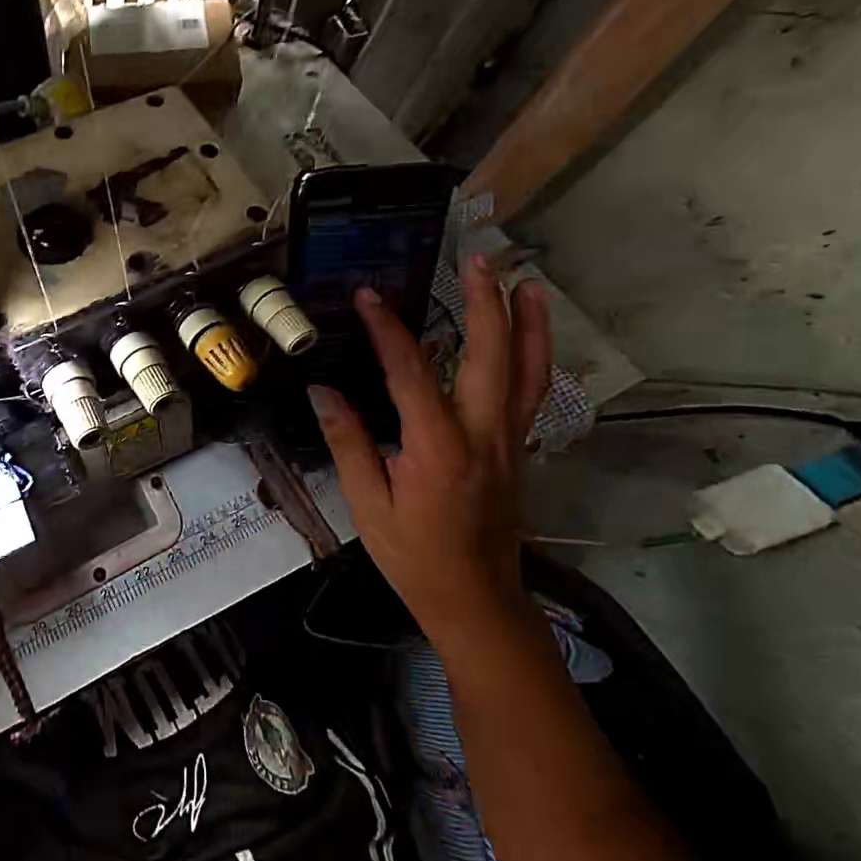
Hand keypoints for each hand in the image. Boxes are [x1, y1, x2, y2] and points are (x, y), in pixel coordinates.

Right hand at [308, 256, 550, 627]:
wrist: (476, 600)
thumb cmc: (415, 556)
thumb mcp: (368, 505)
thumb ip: (349, 443)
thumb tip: (323, 392)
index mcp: (439, 449)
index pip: (412, 373)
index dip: (388, 331)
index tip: (369, 297)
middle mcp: (483, 436)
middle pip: (494, 357)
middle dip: (486, 303)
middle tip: (478, 260)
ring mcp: (510, 442)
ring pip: (530, 371)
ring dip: (529, 323)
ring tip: (527, 282)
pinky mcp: (519, 451)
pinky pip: (533, 394)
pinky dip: (537, 357)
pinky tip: (533, 338)